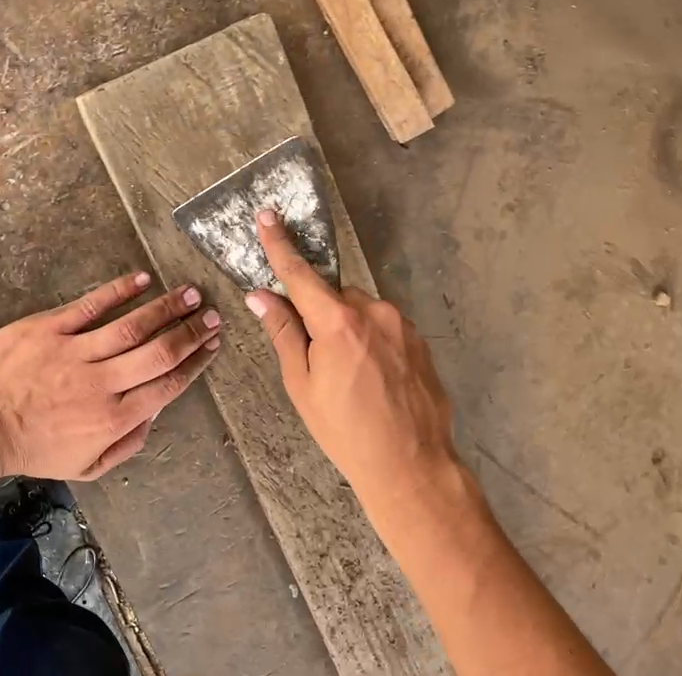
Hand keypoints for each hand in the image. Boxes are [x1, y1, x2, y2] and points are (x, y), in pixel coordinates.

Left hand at [0, 272, 220, 481]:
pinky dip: (120, 291)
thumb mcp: (85, 466)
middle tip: (214, 315)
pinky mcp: (50, 329)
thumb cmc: (31, 449)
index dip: (195, 362)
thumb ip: (127, 444)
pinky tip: (143, 279)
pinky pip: (92, 306)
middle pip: (159, 352)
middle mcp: (101, 384)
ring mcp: (75, 354)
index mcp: (113, 419)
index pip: (167, 384)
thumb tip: (156, 413)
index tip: (213, 345)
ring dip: (167, 308)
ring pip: (133, 326)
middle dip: (192, 332)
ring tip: (191, 294)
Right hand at [246, 211, 456, 505]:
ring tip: (351, 377)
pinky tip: (374, 379)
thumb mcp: (302, 385)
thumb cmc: (346, 431)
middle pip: (334, 295)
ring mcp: (402, 324)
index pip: (299, 273)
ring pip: (361, 311)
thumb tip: (260, 295)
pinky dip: (372, 341)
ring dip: (348, 328)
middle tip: (317, 356)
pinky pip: (385, 326)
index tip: (267, 215)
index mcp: (338, 322)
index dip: (279, 244)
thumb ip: (283, 332)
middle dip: (321, 313)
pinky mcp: (420, 340)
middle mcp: (373, 311)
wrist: (412, 466)